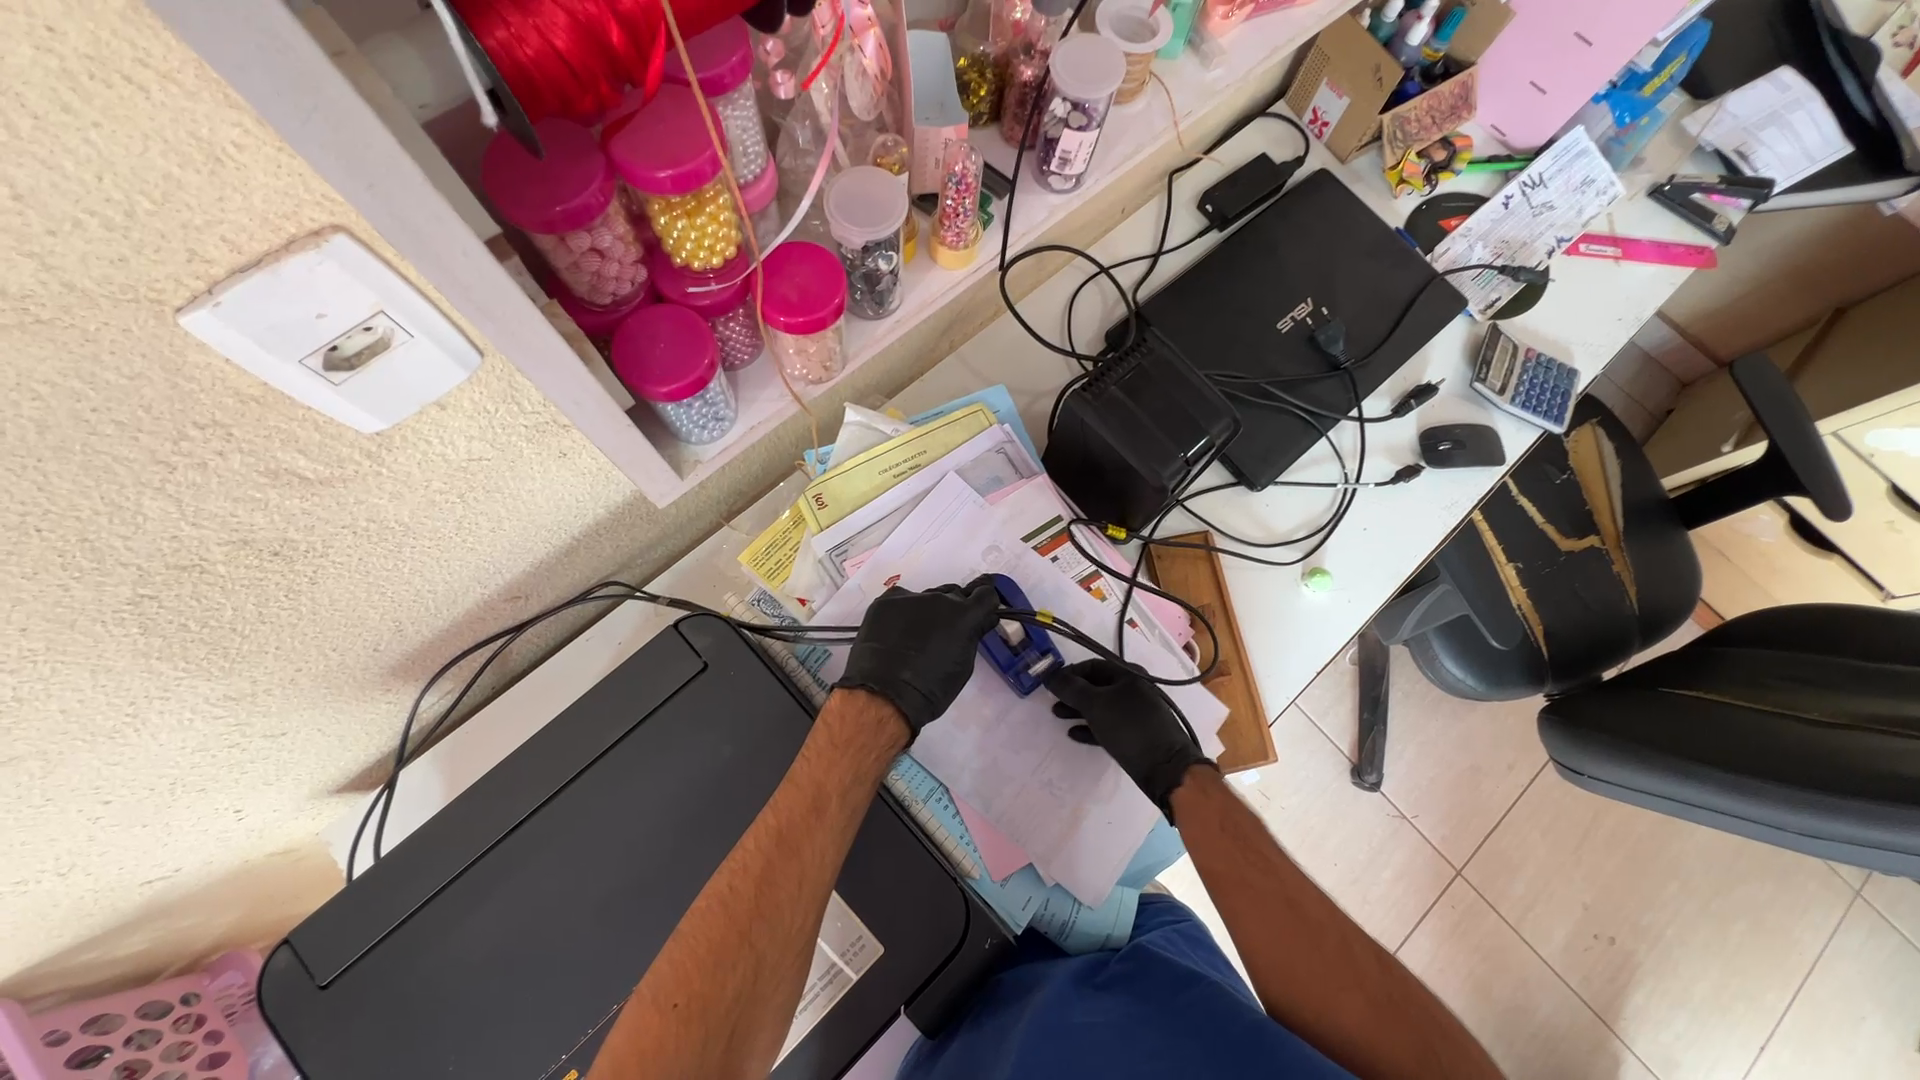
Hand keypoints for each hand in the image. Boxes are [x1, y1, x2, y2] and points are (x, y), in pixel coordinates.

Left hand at [834, 576, 1001, 740]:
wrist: (883, 696)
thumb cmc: (930, 689)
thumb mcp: (963, 666)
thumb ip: (971, 636)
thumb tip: (977, 623)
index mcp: (964, 615)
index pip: (985, 593)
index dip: (984, 604)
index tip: (980, 614)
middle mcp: (940, 599)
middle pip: (953, 595)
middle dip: (954, 611)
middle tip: (943, 633)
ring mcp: (910, 597)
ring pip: (926, 599)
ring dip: (927, 612)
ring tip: (914, 637)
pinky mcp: (885, 601)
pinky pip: (901, 602)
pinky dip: (902, 614)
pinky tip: (894, 634)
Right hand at [1046, 658, 1212, 819]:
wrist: (1165, 766)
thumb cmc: (1129, 727)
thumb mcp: (1096, 704)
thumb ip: (1071, 688)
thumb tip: (1050, 675)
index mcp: (1128, 674)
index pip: (1092, 665)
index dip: (1069, 672)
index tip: (1051, 684)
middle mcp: (1134, 689)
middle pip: (1096, 686)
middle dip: (1073, 693)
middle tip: (1052, 701)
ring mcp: (1136, 712)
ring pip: (1101, 706)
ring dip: (1078, 710)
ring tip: (1058, 716)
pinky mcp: (1135, 734)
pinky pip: (1108, 725)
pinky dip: (1090, 727)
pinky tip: (1074, 734)